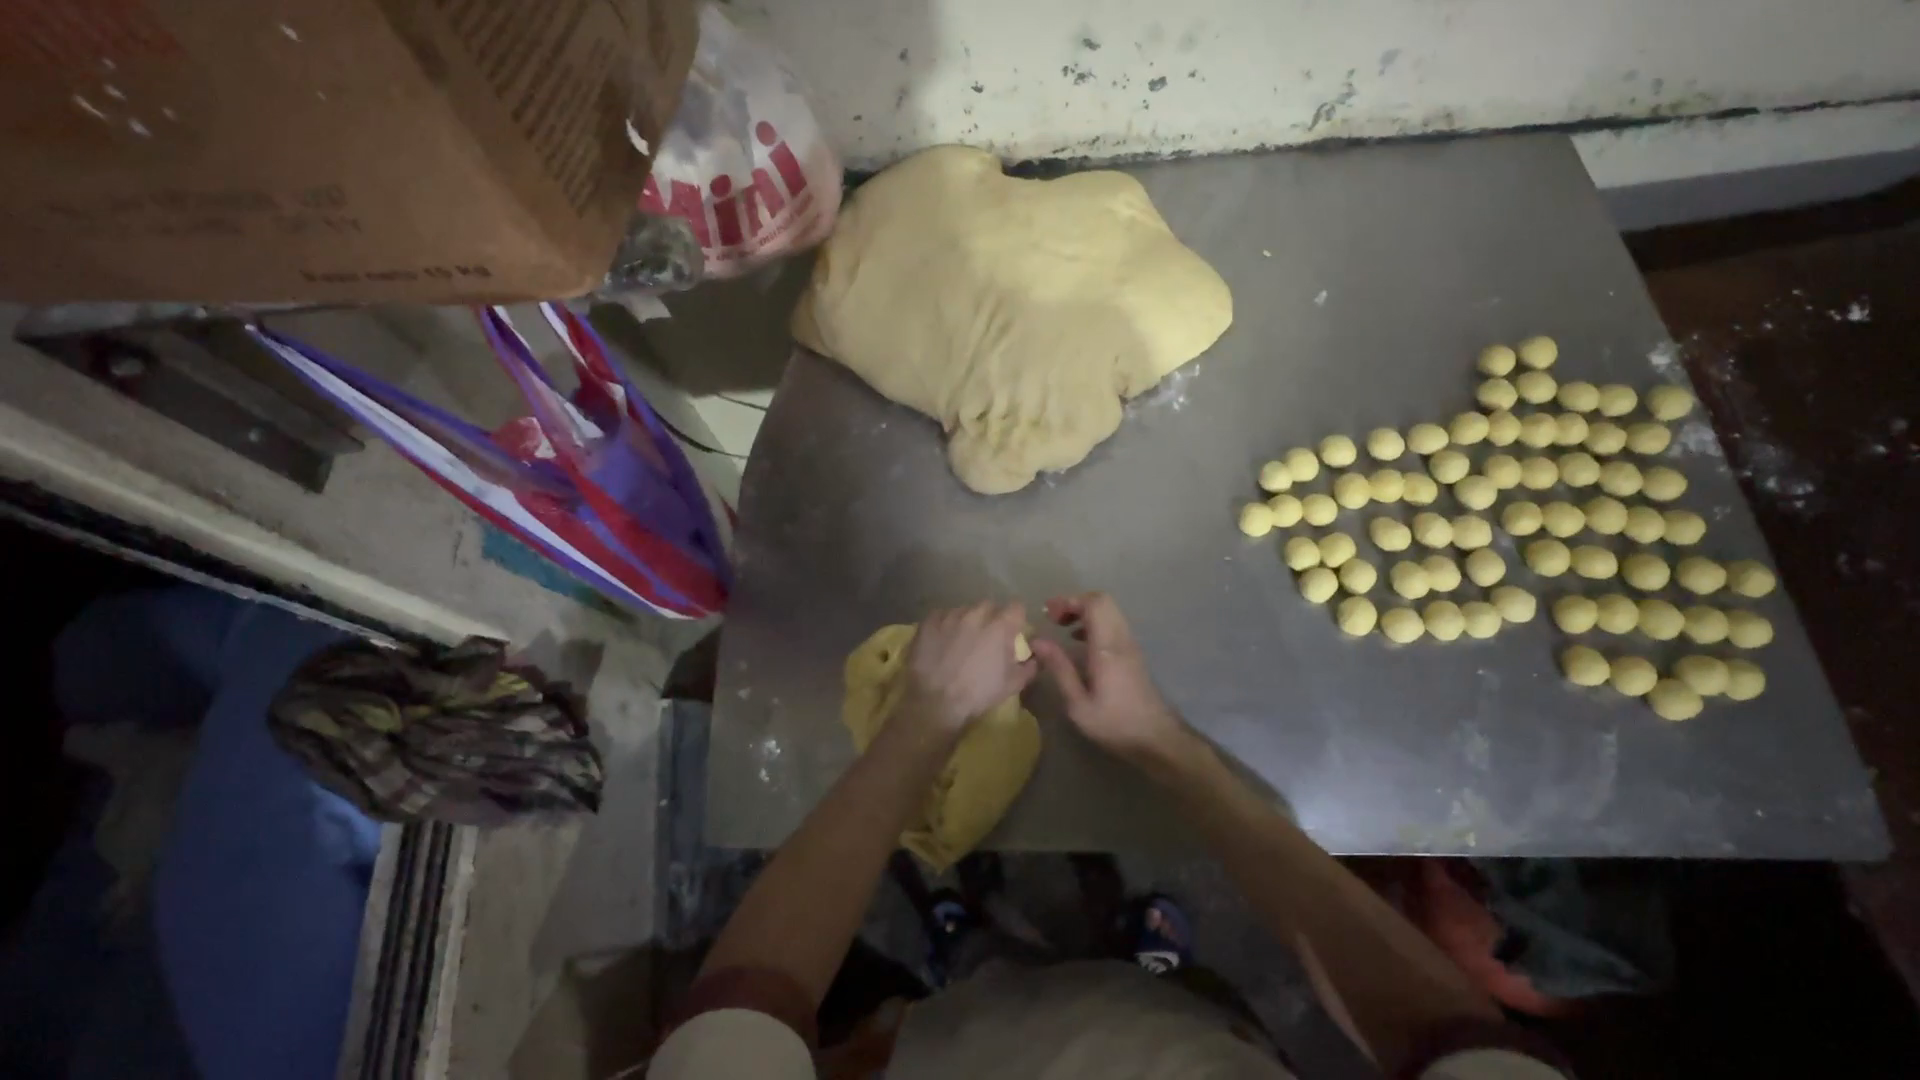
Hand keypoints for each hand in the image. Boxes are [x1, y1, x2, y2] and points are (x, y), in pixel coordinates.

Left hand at [899, 602, 1037, 733]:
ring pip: (964, 610)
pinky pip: (941, 616)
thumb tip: (1035, 657)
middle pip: (989, 606)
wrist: (936, 702)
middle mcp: (976, 614)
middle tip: (987, 637)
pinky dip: (945, 624)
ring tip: (962, 640)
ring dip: (968, 621)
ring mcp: (950, 616)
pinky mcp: (929, 622)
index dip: (1016, 618)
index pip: (1017, 607)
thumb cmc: (979, 694)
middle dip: (991, 618)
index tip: (1013, 630)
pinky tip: (942, 640)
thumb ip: (1030, 666)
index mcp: (1000, 626)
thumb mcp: (1013, 684)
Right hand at [1030, 593, 1193, 767]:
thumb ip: (1059, 668)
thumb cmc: (1114, 724)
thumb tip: (1037, 640)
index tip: (1048, 613)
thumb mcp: (1078, 703)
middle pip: (1103, 601)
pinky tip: (1080, 642)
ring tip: (1063, 628)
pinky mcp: (1133, 655)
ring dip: (1085, 612)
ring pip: (1110, 611)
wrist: (1156, 739)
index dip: (1069, 601)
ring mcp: (1131, 646)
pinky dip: (1095, 623)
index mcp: (1107, 648)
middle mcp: (1121, 640)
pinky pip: (1114, 625)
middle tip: (1054, 619)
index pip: (1094, 603)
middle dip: (1075, 603)